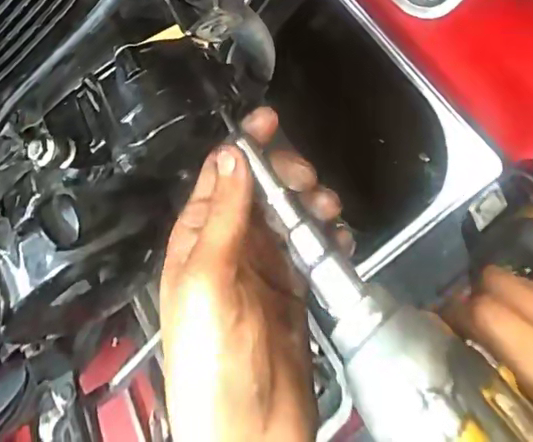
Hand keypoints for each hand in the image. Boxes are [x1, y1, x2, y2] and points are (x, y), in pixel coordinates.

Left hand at [159, 107, 347, 441]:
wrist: (248, 437)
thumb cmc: (210, 367)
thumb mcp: (208, 279)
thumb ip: (223, 216)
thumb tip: (230, 157)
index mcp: (197, 239)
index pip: (220, 176)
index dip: (244, 145)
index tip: (267, 122)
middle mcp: (228, 248)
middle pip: (258, 190)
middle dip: (283, 173)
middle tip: (303, 177)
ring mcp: (261, 269)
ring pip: (287, 215)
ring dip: (308, 202)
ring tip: (324, 206)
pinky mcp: (291, 292)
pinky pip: (309, 248)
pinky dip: (325, 235)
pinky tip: (335, 236)